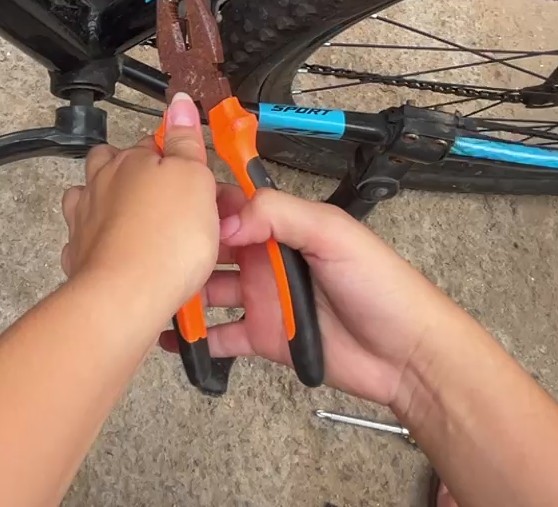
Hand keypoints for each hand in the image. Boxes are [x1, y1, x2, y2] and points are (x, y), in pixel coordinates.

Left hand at [59, 93, 219, 316]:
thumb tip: (179, 101)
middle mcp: (102, 183)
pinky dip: (96, 242)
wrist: (126, 295)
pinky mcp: (80, 254)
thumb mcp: (194, 178)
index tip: (190, 170)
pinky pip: (82, 239)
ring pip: (88, 196)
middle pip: (109, 162)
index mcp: (130, 161)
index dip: (172, 154)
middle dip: (128, 169)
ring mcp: (85, 218)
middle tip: (160, 191)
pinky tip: (115, 252)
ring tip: (135, 219)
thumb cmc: (164, 239)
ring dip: (105, 201)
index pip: (150, 142)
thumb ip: (185, 139)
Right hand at [179, 187, 458, 412]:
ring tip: (152, 291)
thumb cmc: (381, 285)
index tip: (167, 202)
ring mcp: (261, 297)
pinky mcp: (262, 337)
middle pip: (212, 246)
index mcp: (281, 223)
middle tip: (149, 251)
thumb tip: (225, 221)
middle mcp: (265, 256)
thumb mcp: (332, 232)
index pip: (232, 203)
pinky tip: (168, 337)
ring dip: (182, 290)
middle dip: (181, 246)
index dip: (201, 202)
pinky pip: (220, 335)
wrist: (408, 356)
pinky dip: (195, 337)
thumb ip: (278, 213)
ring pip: (209, 288)